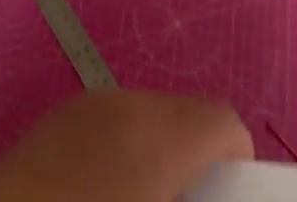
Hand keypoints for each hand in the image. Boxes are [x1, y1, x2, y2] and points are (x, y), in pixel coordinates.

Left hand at [0, 90, 252, 201]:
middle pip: (186, 114)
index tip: (229, 193)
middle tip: (185, 197)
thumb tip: (188, 185)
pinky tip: (102, 187)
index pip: (225, 122)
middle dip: (196, 156)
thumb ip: (185, 188)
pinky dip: (121, 146)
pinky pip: (111, 120)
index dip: (235, 160)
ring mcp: (91, 105)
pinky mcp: (61, 115)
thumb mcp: (157, 194)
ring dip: (157, 149)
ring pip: (147, 115)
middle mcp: (130, 106)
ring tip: (143, 193)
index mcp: (163, 136)